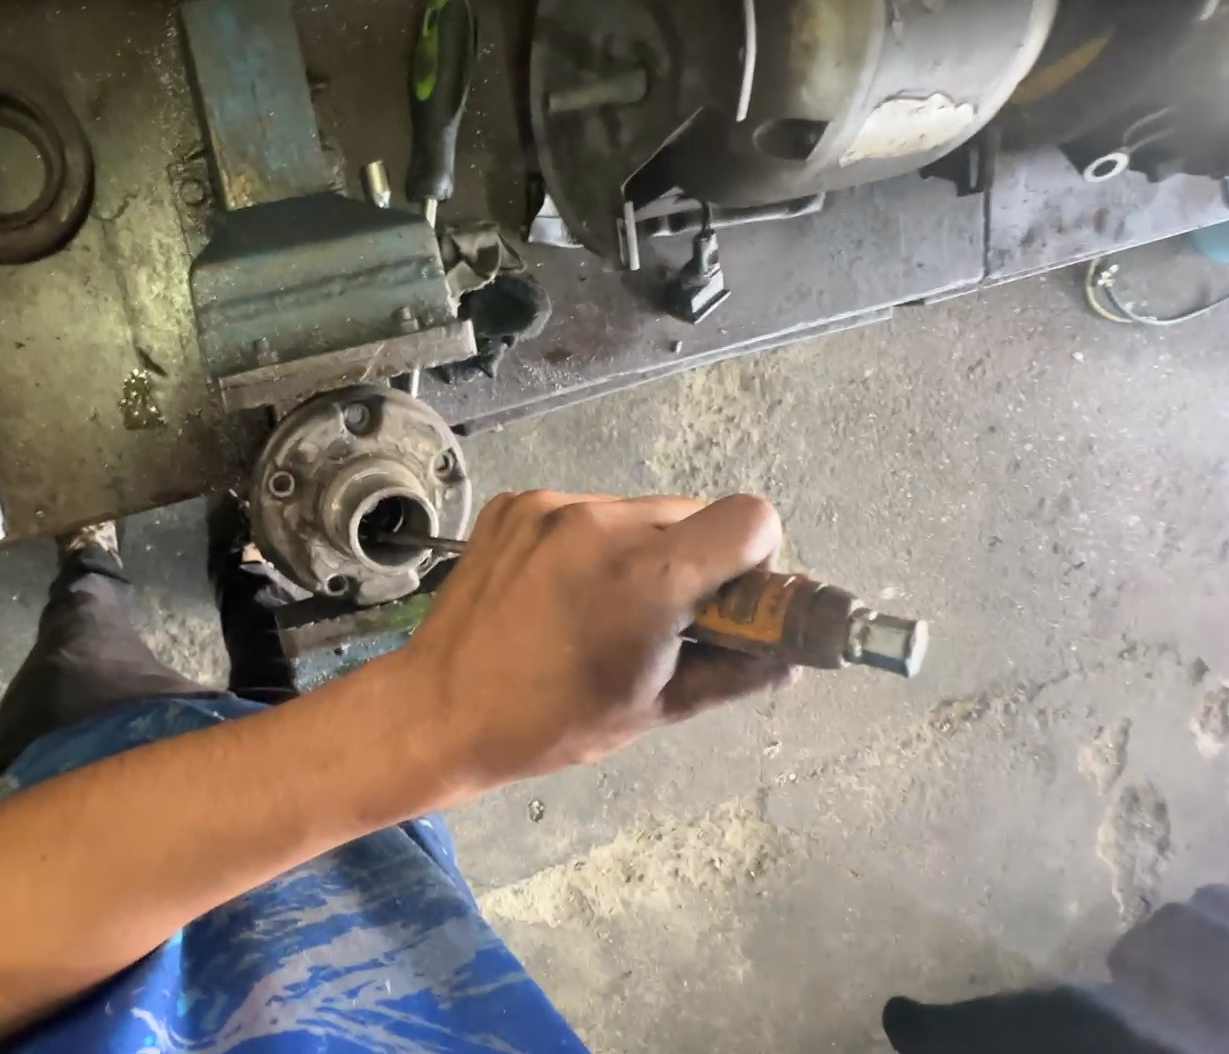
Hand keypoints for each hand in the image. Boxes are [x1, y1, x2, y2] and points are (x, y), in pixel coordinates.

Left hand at [392, 492, 793, 787]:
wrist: (438, 706)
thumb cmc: (548, 722)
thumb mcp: (655, 708)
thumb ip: (737, 670)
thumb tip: (790, 650)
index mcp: (645, 573)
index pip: (750, 519)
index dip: (752, 562)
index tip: (724, 602)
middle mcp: (597, 520)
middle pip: (690, 514)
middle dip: (690, 561)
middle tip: (656, 615)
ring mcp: (545, 506)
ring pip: (632, 511)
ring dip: (636, 550)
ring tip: (595, 604)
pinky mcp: (510, 505)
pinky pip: (578, 510)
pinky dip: (584, 542)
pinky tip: (554, 588)